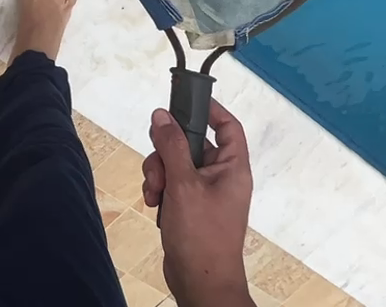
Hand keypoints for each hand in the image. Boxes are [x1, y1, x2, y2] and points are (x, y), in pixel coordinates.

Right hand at [143, 101, 256, 306]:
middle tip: (158, 159)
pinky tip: (154, 203)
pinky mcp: (189, 205)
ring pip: (175, 160)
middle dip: (167, 149)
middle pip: (191, 141)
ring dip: (159, 171)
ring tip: (155, 191)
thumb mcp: (183, 184)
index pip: (228, 126)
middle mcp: (220, 176)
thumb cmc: (202, 236)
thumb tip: (161, 115)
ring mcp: (204, 191)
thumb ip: (171, 145)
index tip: (185, 99)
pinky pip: (170, 181)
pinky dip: (159, 187)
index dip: (210, 108)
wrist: (200, 285)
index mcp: (232, 168)